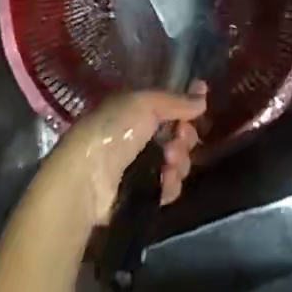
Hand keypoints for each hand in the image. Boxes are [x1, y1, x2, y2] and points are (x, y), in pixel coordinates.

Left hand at [37, 82, 207, 226]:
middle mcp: (138, 136)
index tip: (202, 104)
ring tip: (168, 160)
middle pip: (177, 136)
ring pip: (176, 162)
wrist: (89, 175)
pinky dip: (170, 184)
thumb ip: (175, 101)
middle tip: (178, 139)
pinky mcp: (142, 195)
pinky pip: (169, 188)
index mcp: (134, 110)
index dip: (186, 106)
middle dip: (185, 137)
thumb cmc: (115, 128)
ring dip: (179, 161)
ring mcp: (140, 166)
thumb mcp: (144, 103)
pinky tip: (164, 181)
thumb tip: (202, 96)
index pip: (168, 106)